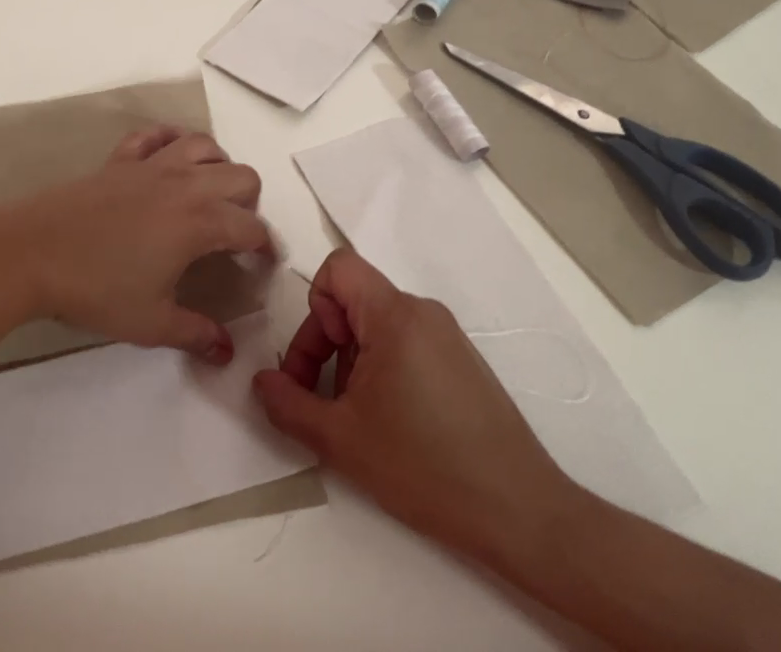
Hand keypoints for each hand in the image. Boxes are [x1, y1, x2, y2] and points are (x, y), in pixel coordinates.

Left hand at [0, 126, 272, 364]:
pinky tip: (168, 159)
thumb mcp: (151, 323)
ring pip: (203, 145)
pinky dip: (169, 141)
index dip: (264, 247)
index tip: (261, 264)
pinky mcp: (118, 161)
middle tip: (235, 233)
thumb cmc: (94, 290)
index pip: (251, 228)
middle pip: (240, 176)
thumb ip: (195, 334)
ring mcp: (149, 167)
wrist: (28, 254)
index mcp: (199, 223)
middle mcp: (183, 185)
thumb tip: (227, 352)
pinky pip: (154, 136)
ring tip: (210, 193)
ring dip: (217, 165)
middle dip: (249, 203)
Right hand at [252, 248, 577, 551]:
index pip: (339, 269)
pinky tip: (390, 426)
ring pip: (377, 327)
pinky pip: (405, 346)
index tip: (316, 364)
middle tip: (319, 402)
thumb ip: (287, 403)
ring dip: (350, 364)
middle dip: (323, 346)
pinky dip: (381, 372)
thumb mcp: (338, 438)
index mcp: (395, 316)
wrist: (518, 511)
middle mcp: (424, 314)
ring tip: (356, 421)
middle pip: (353, 301)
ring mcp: (449, 338)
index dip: (313, 309)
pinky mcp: (464, 364)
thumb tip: (262, 381)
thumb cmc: (422, 466)